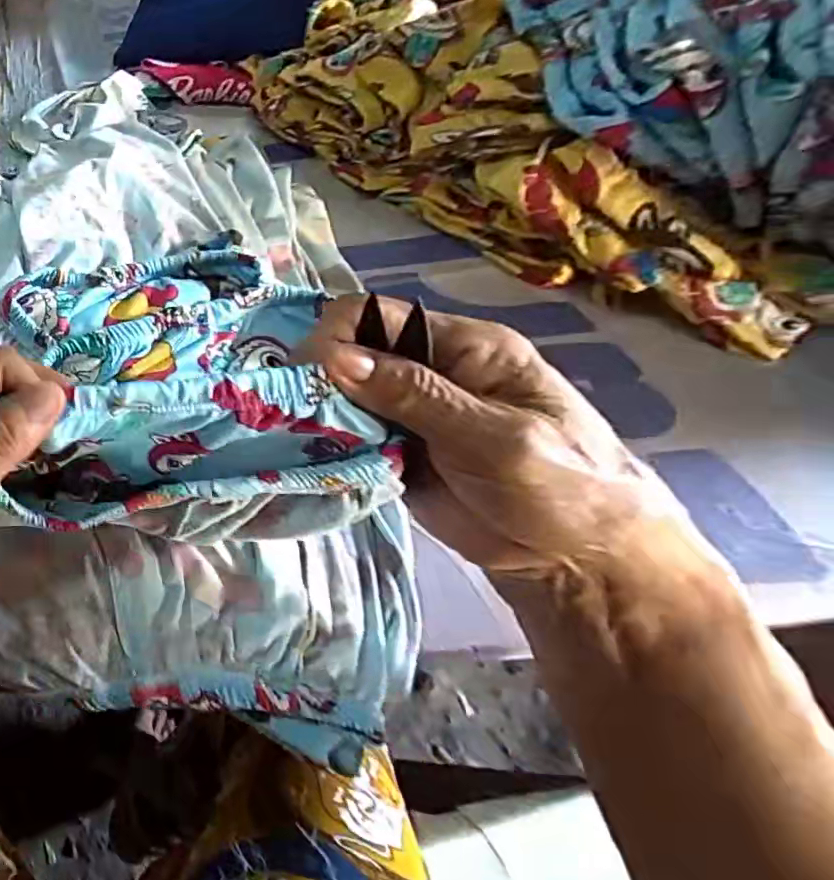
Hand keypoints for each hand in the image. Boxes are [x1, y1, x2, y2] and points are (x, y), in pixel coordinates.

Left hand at [0, 348, 67, 695]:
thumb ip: (2, 439)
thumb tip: (52, 392)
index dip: (37, 383)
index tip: (70, 418)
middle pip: (0, 382)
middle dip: (39, 399)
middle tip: (73, 435)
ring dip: (33, 422)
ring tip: (64, 448)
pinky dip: (20, 443)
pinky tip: (40, 464)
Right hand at [299, 296, 707, 584]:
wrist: (578, 563)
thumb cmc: (563, 490)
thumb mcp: (493, 439)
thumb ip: (414, 395)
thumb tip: (334, 357)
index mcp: (464, 348)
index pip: (375, 316)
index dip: (334, 337)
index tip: (311, 378)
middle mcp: (427, 370)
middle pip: (345, 352)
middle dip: (317, 379)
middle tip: (302, 416)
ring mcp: (403, 410)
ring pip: (334, 393)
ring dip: (315, 413)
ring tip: (304, 439)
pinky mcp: (386, 445)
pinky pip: (339, 431)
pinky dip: (322, 441)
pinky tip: (316, 456)